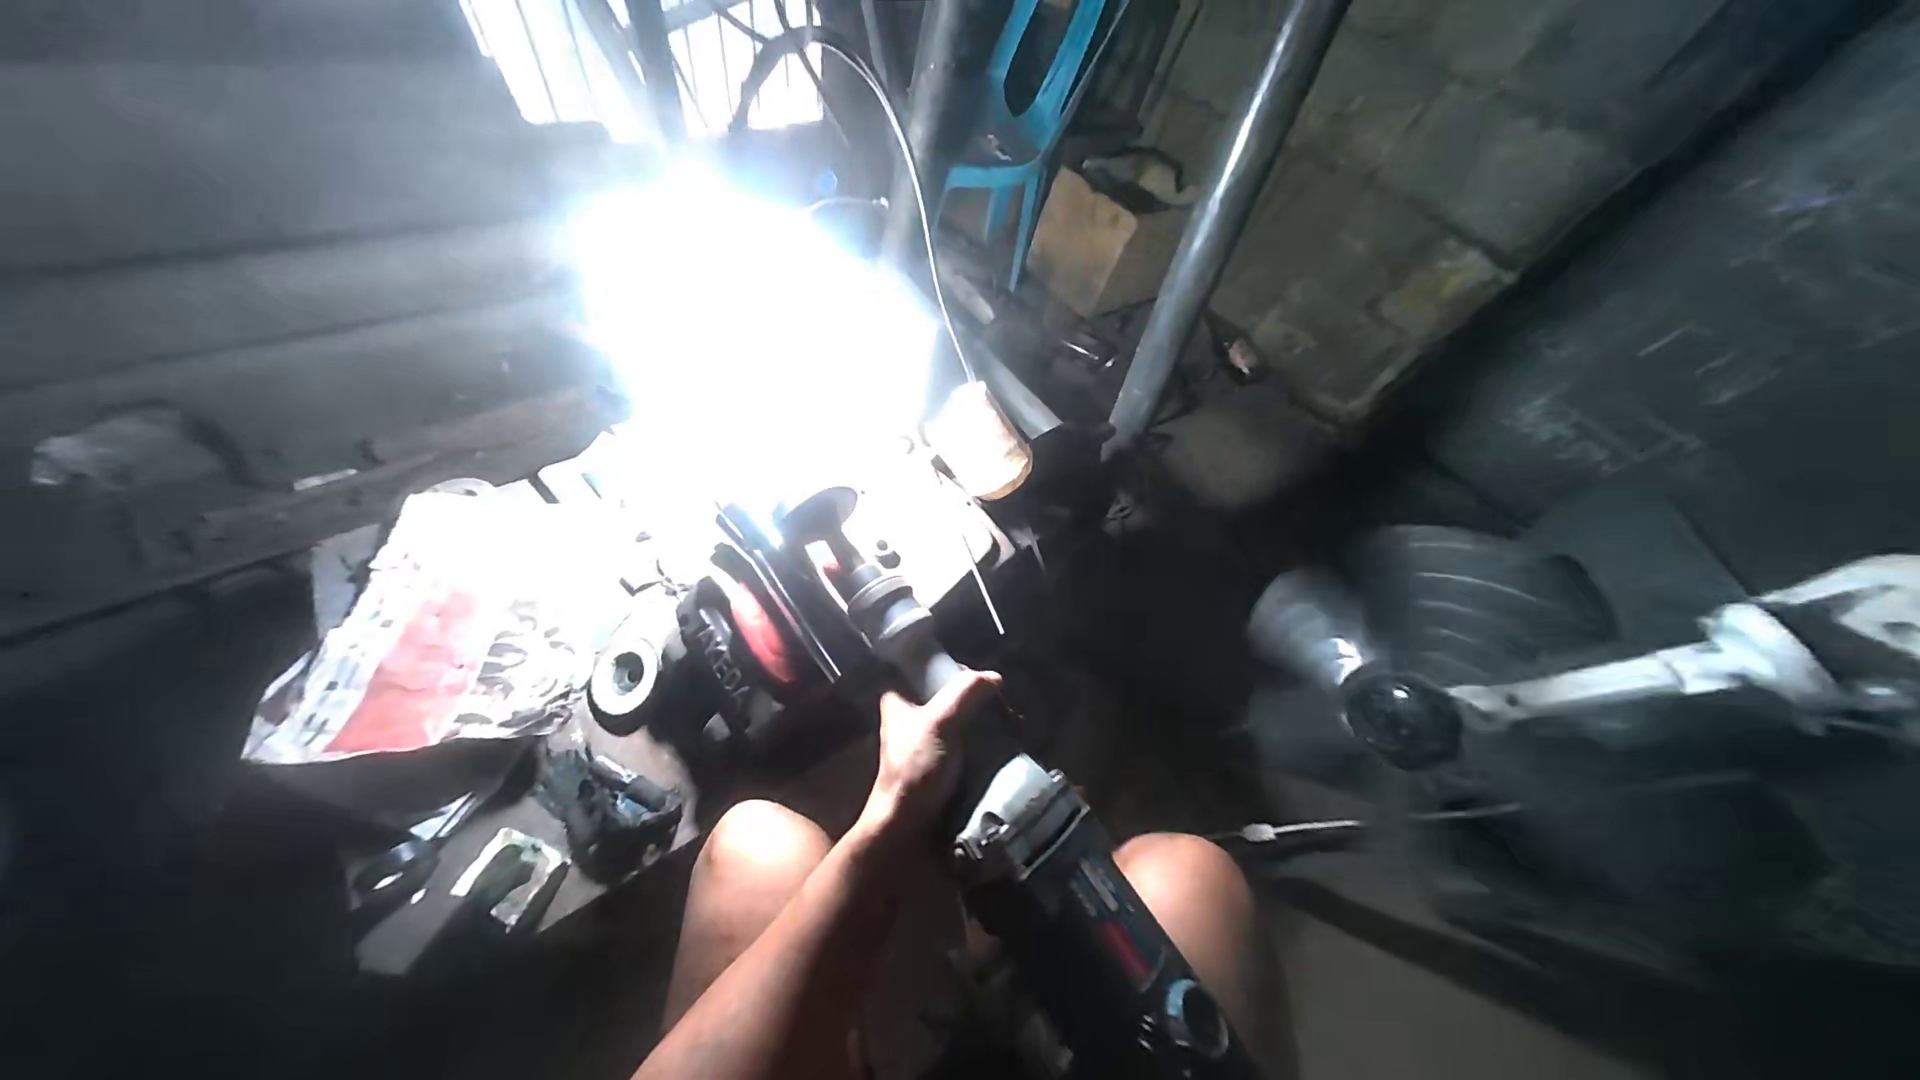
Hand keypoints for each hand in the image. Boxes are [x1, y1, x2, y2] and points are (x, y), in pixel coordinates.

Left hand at [858, 669, 1001, 843]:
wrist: (905, 835)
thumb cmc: (913, 772)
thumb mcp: (939, 723)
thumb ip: (964, 694)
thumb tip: (994, 677)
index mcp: (898, 705)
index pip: (922, 673)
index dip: (946, 669)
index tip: (974, 677)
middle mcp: (910, 725)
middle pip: (946, 700)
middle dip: (971, 702)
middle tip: (997, 705)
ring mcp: (925, 752)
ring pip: (958, 727)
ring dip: (979, 729)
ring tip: (1006, 727)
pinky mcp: (940, 775)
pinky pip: (965, 754)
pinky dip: (981, 752)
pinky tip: (1000, 751)